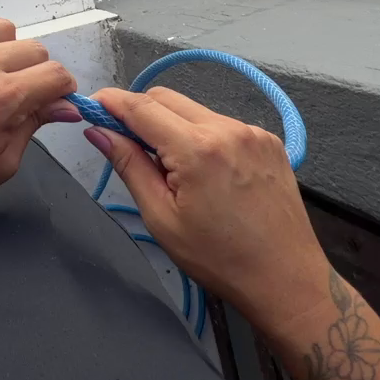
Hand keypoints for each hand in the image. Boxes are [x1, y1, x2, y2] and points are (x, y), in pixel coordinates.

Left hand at [0, 0, 78, 219]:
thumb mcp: (4, 162)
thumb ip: (36, 123)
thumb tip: (69, 105)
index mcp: (5, 98)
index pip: (56, 74)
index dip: (61, 89)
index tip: (51, 99)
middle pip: (34, 48)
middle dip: (35, 71)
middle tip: (16, 92)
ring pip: (2, 27)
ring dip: (4, 48)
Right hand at [86, 87, 328, 330]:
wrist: (288, 282)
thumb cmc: (219, 259)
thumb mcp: (161, 218)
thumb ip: (129, 165)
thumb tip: (97, 131)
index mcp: (197, 149)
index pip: (141, 107)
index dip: (112, 102)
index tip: (91, 106)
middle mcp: (226, 128)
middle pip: (165, 98)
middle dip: (138, 111)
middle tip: (124, 140)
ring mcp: (251, 131)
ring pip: (192, 108)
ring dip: (170, 123)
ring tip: (169, 165)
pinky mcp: (268, 140)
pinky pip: (218, 122)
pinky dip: (199, 133)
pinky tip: (202, 168)